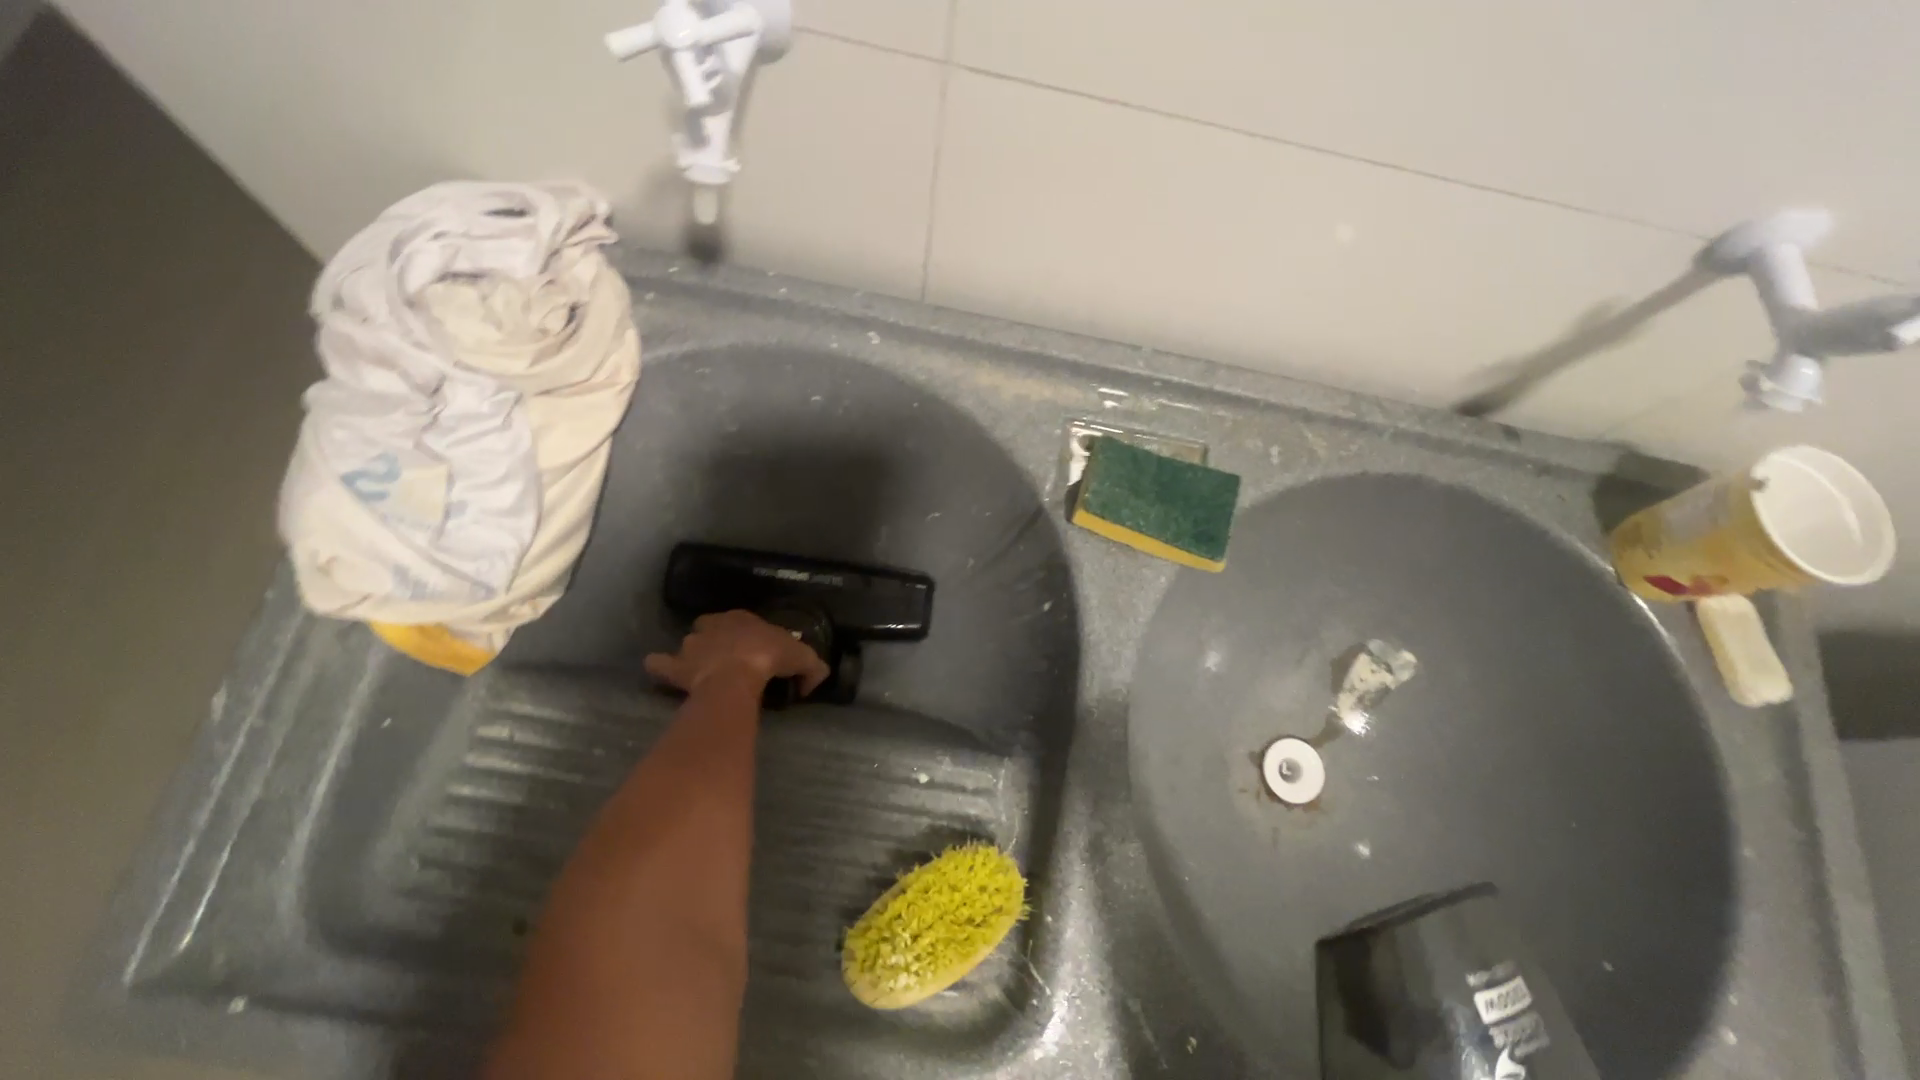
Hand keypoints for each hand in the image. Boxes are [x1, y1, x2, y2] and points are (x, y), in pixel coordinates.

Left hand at [644, 611, 830, 696]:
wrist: (736, 676)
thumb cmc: (769, 658)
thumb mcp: (804, 658)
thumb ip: (813, 667)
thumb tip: (813, 682)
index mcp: (742, 618)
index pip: (744, 622)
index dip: (750, 636)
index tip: (759, 653)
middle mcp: (713, 626)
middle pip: (712, 628)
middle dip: (717, 640)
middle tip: (729, 659)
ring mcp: (692, 645)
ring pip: (689, 645)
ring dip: (694, 654)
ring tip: (702, 670)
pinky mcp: (678, 667)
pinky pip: (661, 664)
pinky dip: (660, 666)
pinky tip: (661, 670)